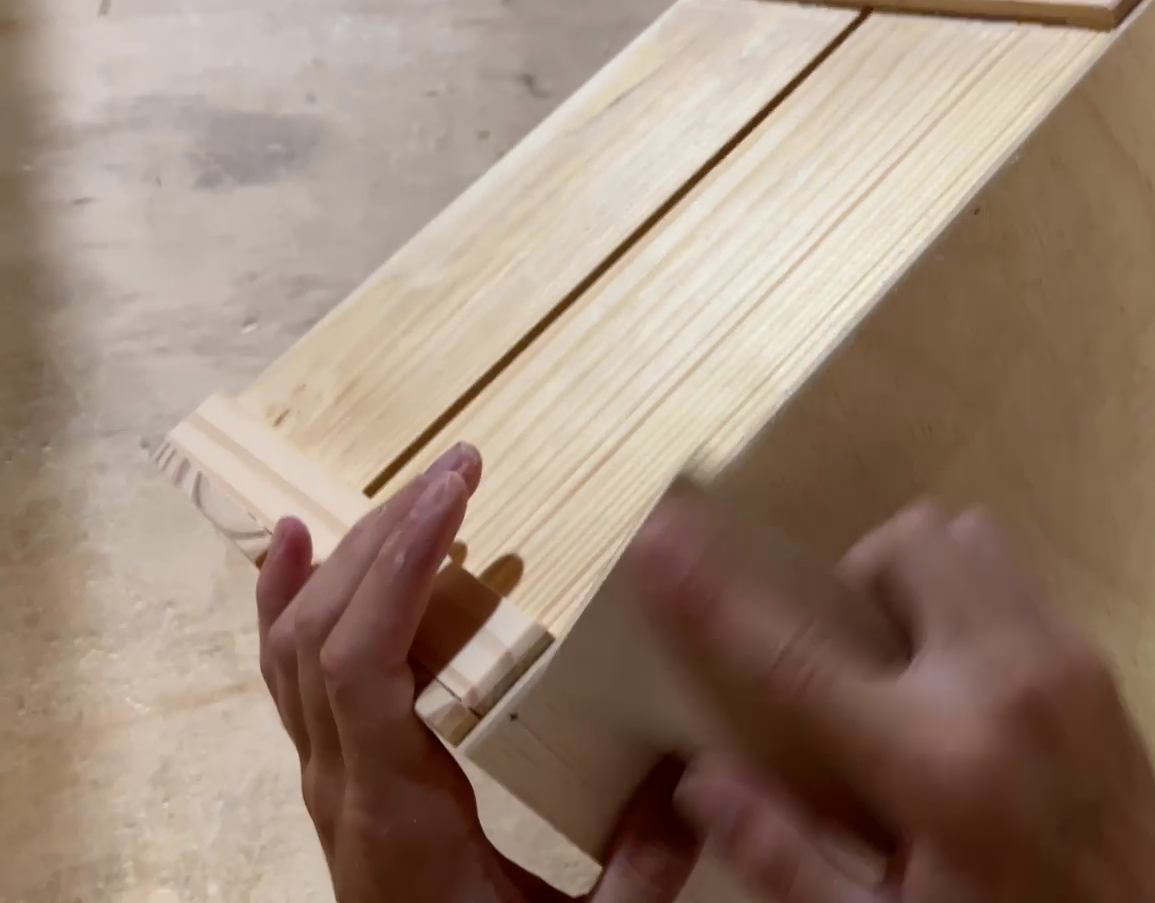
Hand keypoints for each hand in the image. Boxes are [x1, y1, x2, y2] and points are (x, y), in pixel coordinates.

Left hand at [256, 444, 699, 901]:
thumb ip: (638, 873)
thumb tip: (697, 782)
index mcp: (396, 807)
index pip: (364, 668)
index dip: (400, 572)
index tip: (458, 496)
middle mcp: (340, 779)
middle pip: (324, 634)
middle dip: (392, 535)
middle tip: (465, 466)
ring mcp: (324, 771)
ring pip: (297, 644)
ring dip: (355, 553)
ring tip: (423, 488)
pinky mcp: (334, 762)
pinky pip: (286, 669)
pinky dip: (283, 595)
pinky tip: (296, 540)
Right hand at [629, 496, 1154, 902]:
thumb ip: (785, 856)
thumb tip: (702, 779)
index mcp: (933, 761)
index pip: (796, 659)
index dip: (714, 597)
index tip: (659, 540)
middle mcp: (999, 677)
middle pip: (907, 544)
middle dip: (858, 578)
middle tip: (854, 649)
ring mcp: (1056, 650)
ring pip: (965, 534)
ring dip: (917, 573)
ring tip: (910, 649)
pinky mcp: (1090, 648)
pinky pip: (1009, 569)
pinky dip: (968, 591)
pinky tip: (969, 669)